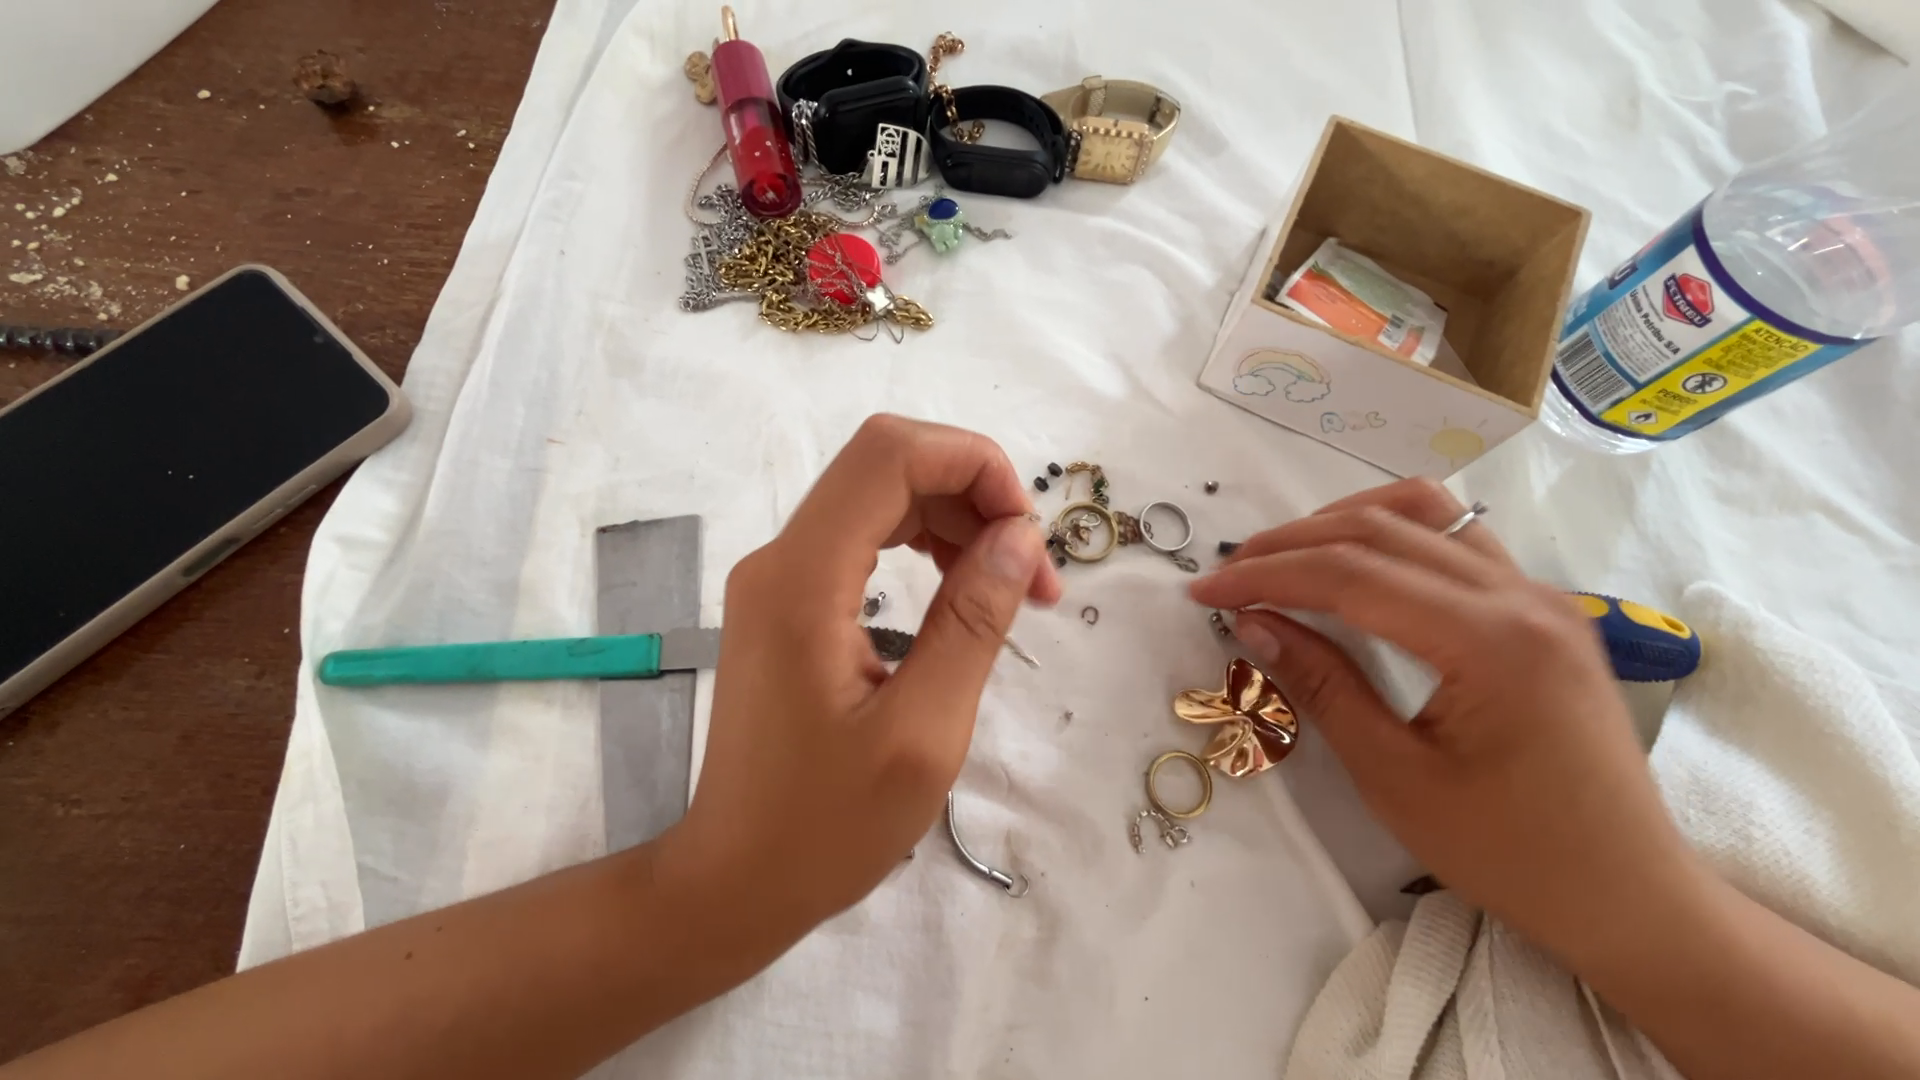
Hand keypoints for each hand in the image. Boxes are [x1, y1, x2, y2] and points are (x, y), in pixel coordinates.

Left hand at [665, 415, 1060, 942]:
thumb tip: (1019, 537)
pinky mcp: (787, 601)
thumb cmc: (825, 827)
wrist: (735, 878)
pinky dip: (925, 547)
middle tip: (1033, 575)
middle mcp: (780, 558)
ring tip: (1013, 589)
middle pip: (888, 466)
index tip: (1029, 536)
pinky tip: (963, 594)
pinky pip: (865, 539)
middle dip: (974, 495)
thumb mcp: (922, 733)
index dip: (974, 464)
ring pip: (881, 498)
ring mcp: (778, 577)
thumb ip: (972, 623)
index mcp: (803, 579)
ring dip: (956, 522)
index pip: (890, 455)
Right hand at [1189, 478, 1704, 965]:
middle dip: (1289, 544)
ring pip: (1423, 512)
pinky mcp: (1542, 608)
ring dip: (1340, 523)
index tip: (1204, 593)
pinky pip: (1456, 536)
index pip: (1350, 574)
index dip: (1265, 576)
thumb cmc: (1509, 852)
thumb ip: (1322, 684)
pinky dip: (1390, 532)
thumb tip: (1254, 624)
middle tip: (1228, 576)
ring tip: (1285, 558)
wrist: (1628, 895)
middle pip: (1379, 529)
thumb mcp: (1394, 775)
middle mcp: (1521, 596)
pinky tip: (1355, 561)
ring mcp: (1540, 594)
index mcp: (1490, 641)